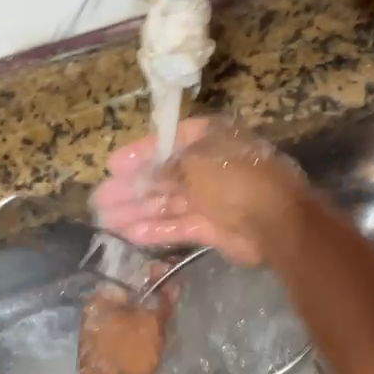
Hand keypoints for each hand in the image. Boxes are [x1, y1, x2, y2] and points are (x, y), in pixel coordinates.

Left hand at [76, 285, 168, 373]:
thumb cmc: (128, 352)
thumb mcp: (151, 323)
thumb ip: (162, 301)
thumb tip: (173, 282)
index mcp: (101, 297)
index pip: (131, 276)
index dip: (154, 276)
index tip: (173, 279)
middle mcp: (94, 311)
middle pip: (129, 298)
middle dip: (150, 300)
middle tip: (172, 303)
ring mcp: (96, 331)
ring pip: (128, 317)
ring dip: (146, 319)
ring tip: (166, 321)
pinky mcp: (103, 349)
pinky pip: (125, 334)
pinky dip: (138, 334)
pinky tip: (153, 338)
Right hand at [91, 118, 311, 266]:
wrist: (274, 222)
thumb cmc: (234, 180)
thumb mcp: (194, 163)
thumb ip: (164, 168)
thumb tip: (139, 173)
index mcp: (208, 139)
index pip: (166, 142)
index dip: (138, 155)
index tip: (111, 167)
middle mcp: (208, 166)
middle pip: (162, 177)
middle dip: (130, 189)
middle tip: (99, 200)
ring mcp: (210, 199)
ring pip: (166, 203)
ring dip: (136, 211)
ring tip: (105, 221)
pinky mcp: (211, 227)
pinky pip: (177, 225)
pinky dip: (154, 229)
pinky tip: (128, 234)